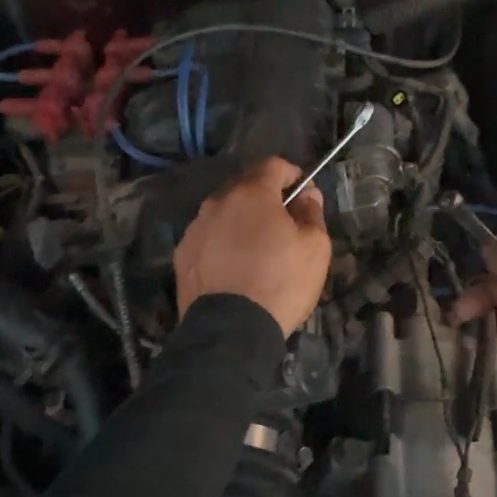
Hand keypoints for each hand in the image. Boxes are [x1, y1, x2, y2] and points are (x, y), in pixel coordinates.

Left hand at [175, 157, 331, 335]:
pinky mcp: (182, 256)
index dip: (292, 174)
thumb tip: (307, 194)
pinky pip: (208, 238)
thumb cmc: (280, 283)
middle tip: (283, 222)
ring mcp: (195, 229)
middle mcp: (217, 202)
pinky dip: (222, 244)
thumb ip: (312, 213)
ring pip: (223, 213)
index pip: (272, 164)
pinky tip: (234, 268)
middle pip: (244, 187)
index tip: (303, 192)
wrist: (230, 331)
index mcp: (251, 193)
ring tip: (257, 249)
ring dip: (241, 221)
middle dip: (265, 197)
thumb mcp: (314, 248)